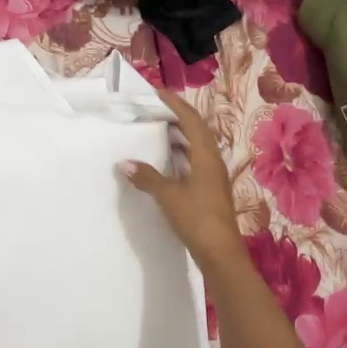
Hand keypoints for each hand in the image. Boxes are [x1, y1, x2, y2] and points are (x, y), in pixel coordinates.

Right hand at [119, 89, 245, 273]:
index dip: (176, 104)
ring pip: (199, 145)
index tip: (159, 93)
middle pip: (198, 129)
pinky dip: (184, 152)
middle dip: (180, 115)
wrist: (222, 254)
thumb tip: (124, 163)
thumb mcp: (168, 196)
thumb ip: (147, 177)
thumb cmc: (197, 219)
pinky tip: (171, 160)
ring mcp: (215, 176)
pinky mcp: (212, 190)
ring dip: (183, 134)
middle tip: (159, 108)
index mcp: (205, 156)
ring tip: (163, 129)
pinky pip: (198, 160)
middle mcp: (213, 161)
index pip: (191, 120)